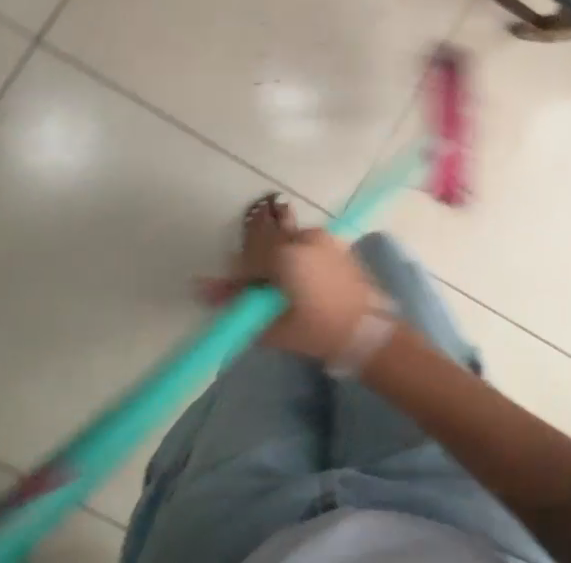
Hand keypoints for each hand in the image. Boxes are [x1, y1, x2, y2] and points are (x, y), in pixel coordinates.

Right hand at [200, 196, 382, 362]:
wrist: (370, 331)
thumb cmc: (318, 332)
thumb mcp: (272, 326)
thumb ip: (236, 304)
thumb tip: (200, 290)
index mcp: (284, 255)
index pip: (247, 258)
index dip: (238, 279)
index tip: (237, 298)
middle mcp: (302, 238)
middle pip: (266, 243)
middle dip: (258, 266)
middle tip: (263, 295)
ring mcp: (322, 237)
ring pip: (286, 241)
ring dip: (278, 260)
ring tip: (285, 290)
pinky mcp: (337, 243)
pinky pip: (305, 244)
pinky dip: (297, 257)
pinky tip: (303, 283)